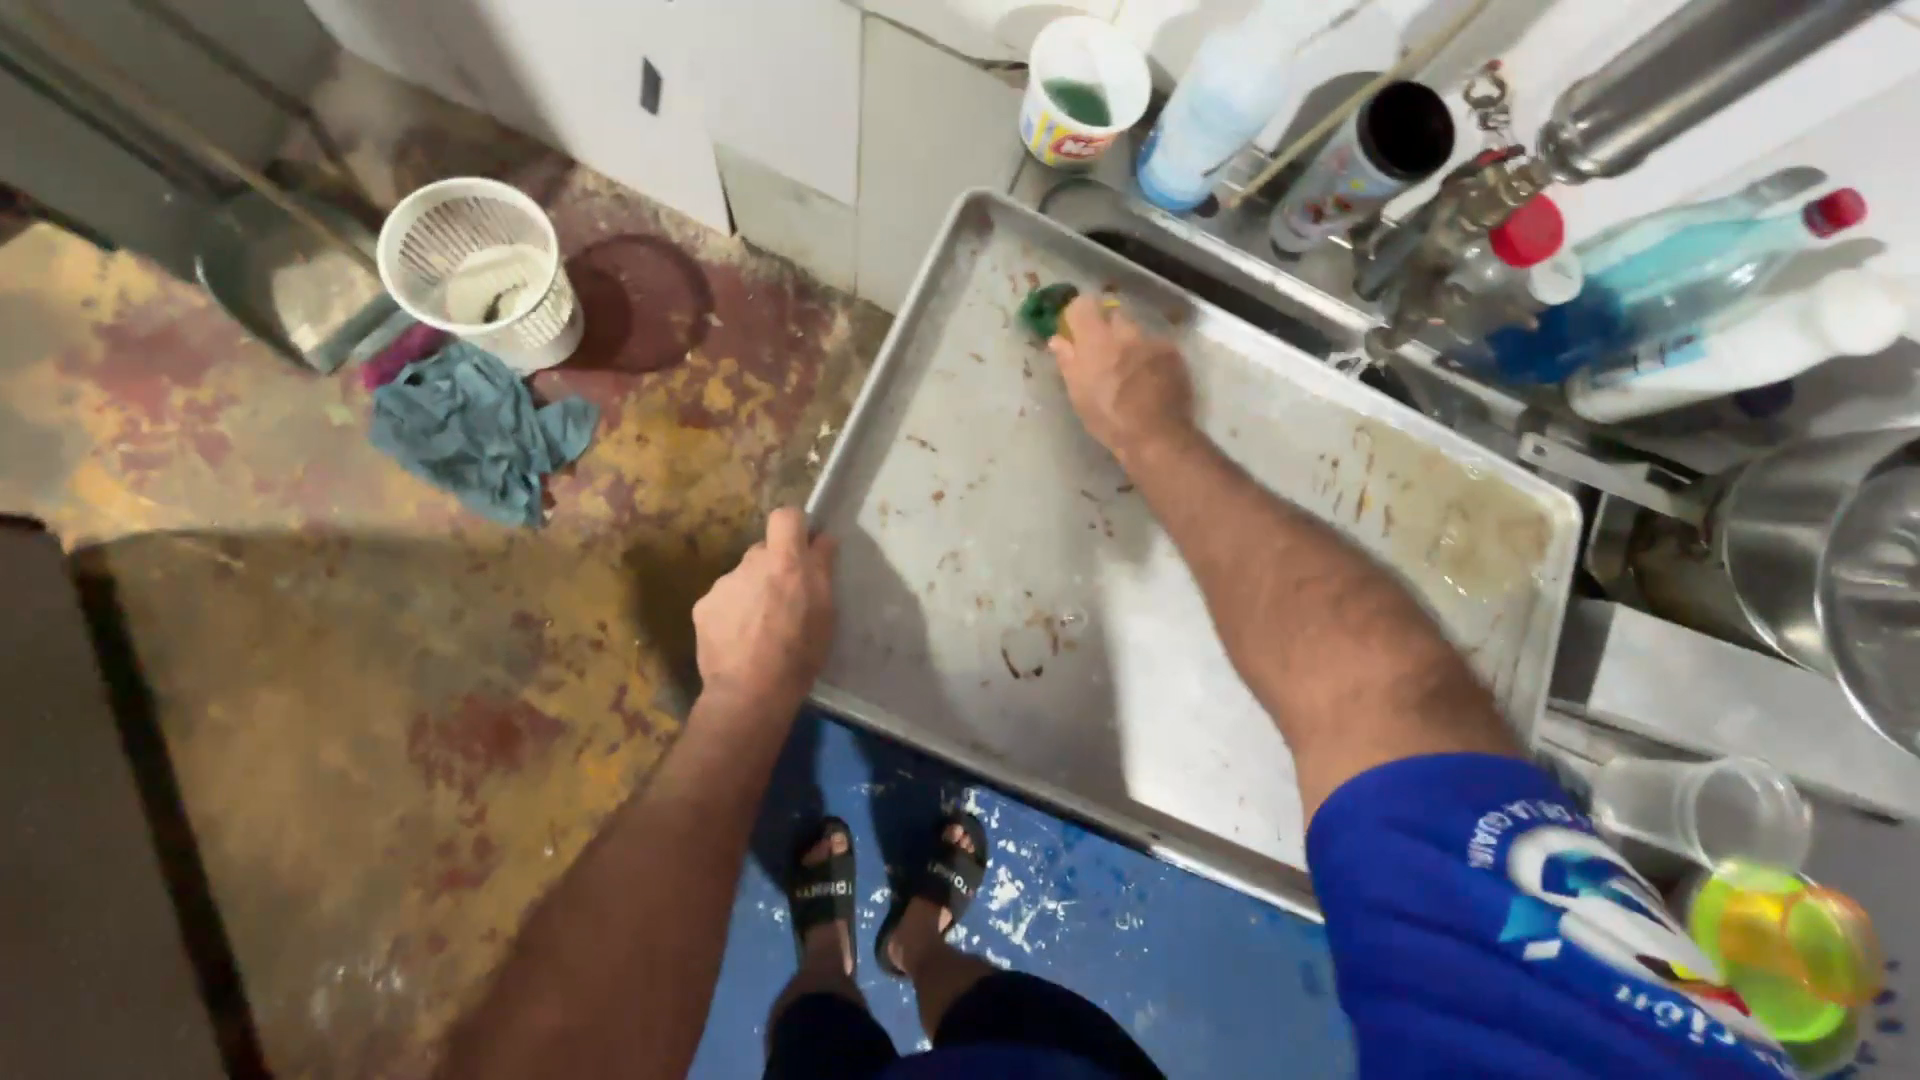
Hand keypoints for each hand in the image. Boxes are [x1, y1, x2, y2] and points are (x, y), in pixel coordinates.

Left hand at [692, 508, 837, 711]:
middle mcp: (750, 563)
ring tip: (760, 628)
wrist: (750, 692)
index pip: (786, 516)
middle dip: (774, 568)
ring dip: (752, 592)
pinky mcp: (703, 606)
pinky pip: (723, 600)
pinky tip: (739, 639)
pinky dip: (732, 613)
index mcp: (785, 561)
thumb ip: (822, 568)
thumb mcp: (826, 611)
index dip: (795, 526)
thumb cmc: (799, 652)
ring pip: (742, 578)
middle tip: (784, 601)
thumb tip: (823, 538)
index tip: (802, 546)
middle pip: (763, 551)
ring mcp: (723, 584)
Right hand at [1049, 296, 1194, 462]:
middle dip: (1106, 329)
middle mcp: (1124, 332)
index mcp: (1095, 340)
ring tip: (1130, 370)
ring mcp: (1151, 340)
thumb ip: (1067, 361)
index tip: (1076, 331)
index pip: (1083, 304)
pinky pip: (1156, 346)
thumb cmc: (1107, 418)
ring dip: (1130, 344)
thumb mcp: (1078, 394)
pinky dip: (1150, 357)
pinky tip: (1151, 379)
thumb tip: (1057, 339)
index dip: (1078, 315)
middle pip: (1112, 315)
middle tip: (1104, 355)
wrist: (1155, 435)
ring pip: (1136, 332)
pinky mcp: (1173, 353)